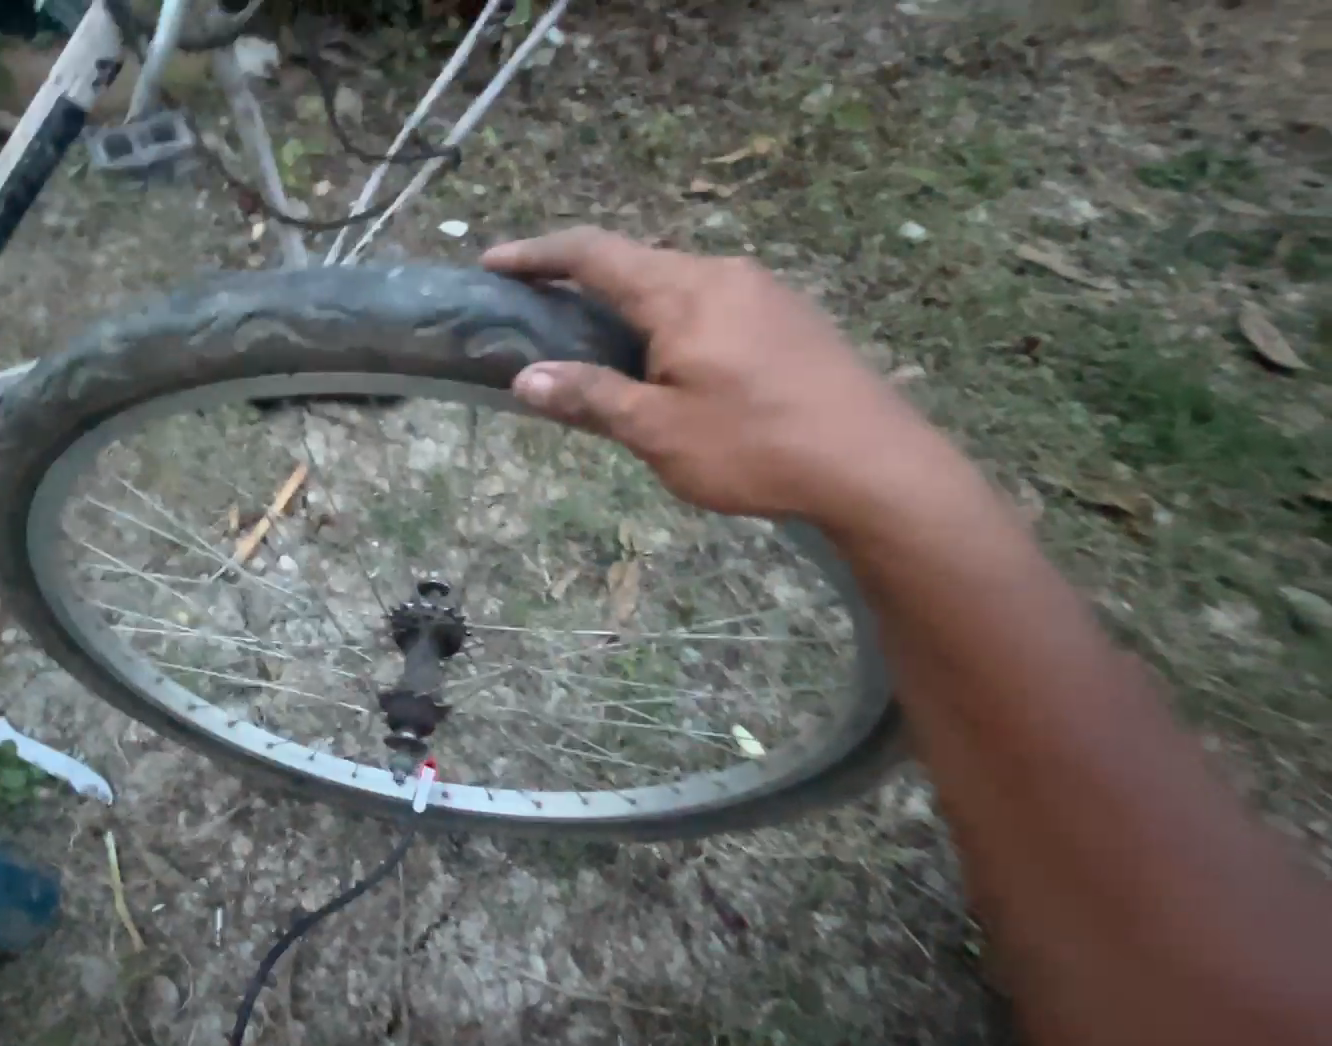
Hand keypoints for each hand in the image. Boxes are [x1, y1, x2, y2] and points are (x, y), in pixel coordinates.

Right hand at [484, 227, 958, 532]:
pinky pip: (706, 301)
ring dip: (623, 302)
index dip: (537, 255)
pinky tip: (663, 359)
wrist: (876, 466)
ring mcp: (761, 291)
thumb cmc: (755, 447)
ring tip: (594, 342)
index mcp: (683, 293)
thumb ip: (591, 398)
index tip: (493, 262)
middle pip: (634, 262)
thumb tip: (525, 380)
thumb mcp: (659, 431)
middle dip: (578, 279)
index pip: (594, 254)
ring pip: (672, 282)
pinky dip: (664, 318)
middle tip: (536, 309)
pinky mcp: (785, 317)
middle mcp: (721, 274)